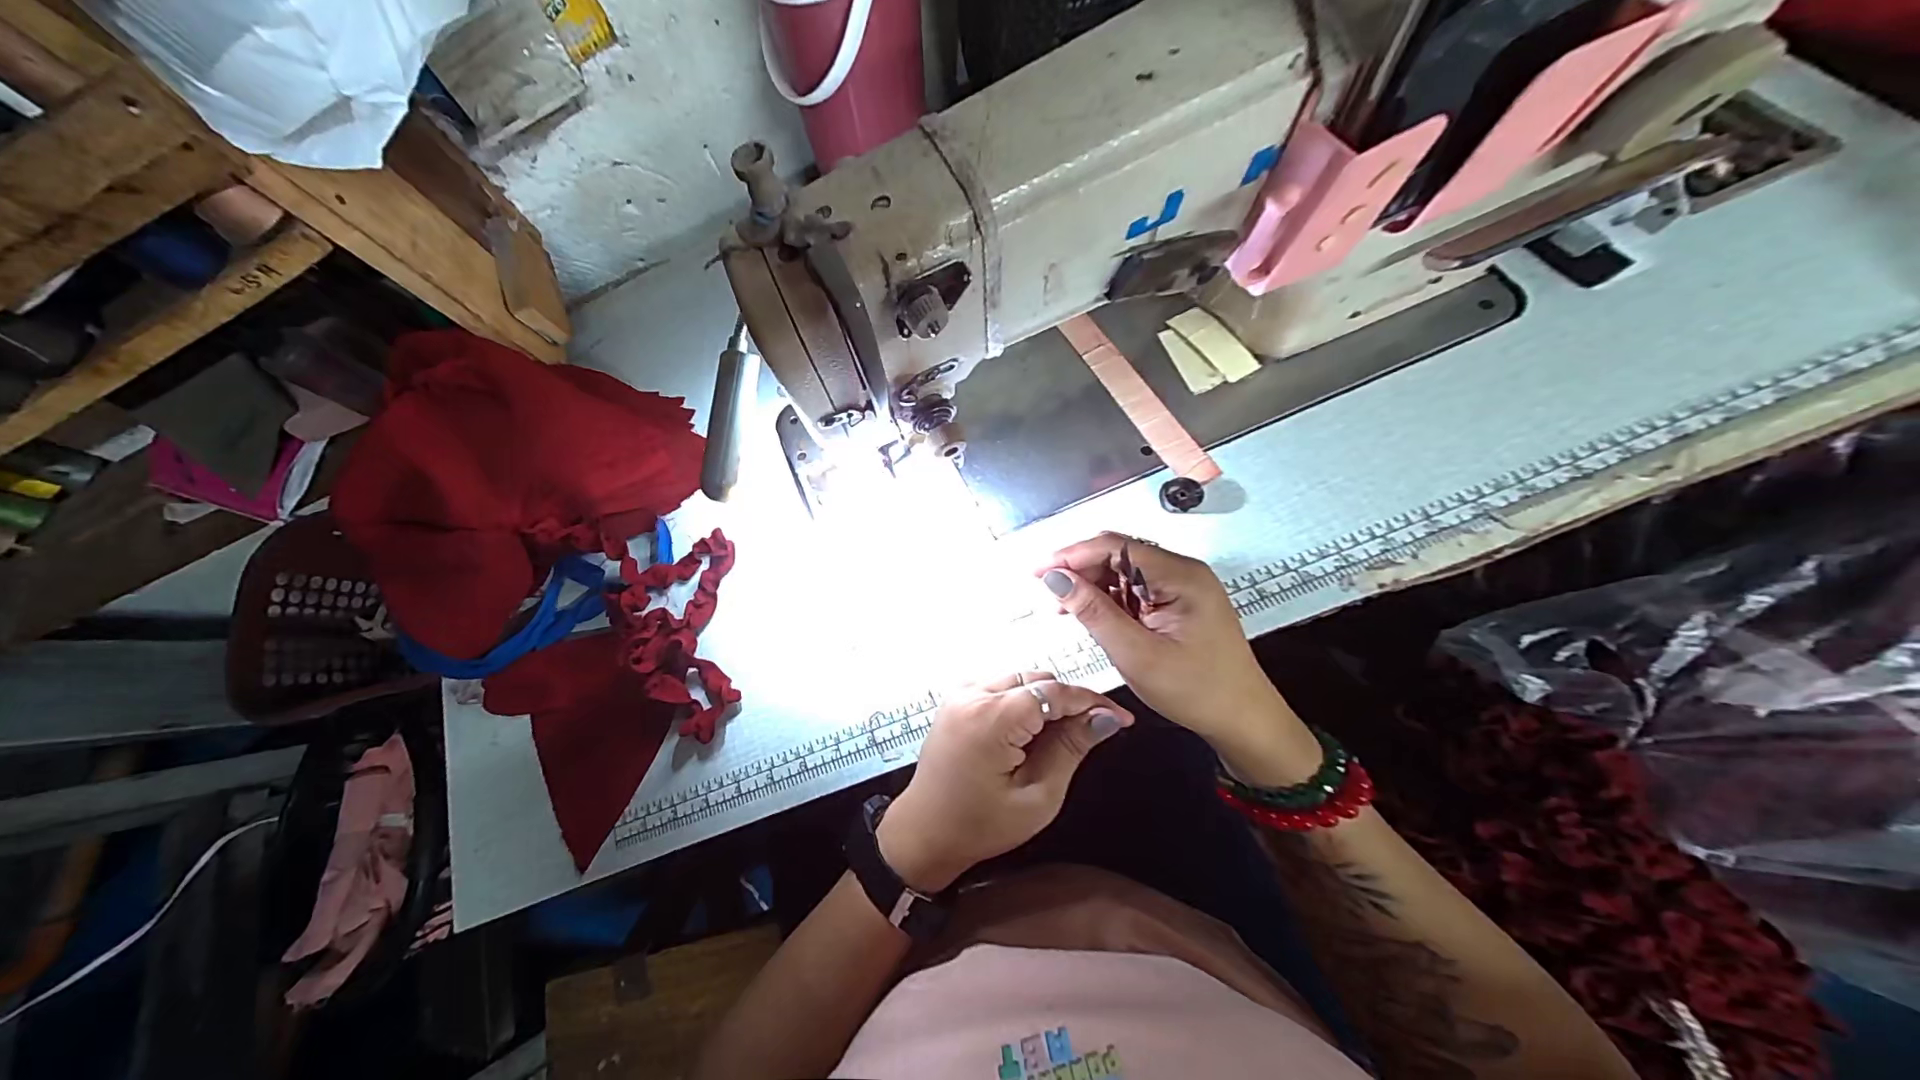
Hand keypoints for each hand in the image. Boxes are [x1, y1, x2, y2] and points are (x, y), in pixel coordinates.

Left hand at [877, 671, 1131, 892]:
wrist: (925, 832)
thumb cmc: (978, 826)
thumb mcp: (1038, 796)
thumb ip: (1071, 749)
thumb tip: (1105, 719)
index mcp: (990, 718)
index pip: (1054, 691)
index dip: (1092, 701)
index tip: (1120, 718)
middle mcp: (971, 695)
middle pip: (1038, 679)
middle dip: (1069, 702)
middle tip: (1091, 732)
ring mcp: (960, 694)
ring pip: (1021, 680)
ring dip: (1046, 701)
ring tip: (1059, 738)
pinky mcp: (956, 700)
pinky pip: (1001, 687)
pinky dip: (1022, 701)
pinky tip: (1030, 733)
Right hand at [1037, 532, 1320, 786]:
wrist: (1242, 719)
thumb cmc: (1200, 691)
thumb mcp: (1136, 654)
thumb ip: (1093, 612)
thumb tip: (1058, 580)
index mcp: (1181, 576)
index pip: (1115, 546)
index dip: (1071, 555)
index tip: (1041, 570)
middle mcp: (1185, 572)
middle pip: (1118, 554)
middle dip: (1080, 570)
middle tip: (1049, 592)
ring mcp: (1183, 586)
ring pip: (1124, 570)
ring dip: (1093, 585)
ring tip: (1067, 608)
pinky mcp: (1179, 601)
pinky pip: (1136, 588)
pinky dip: (1111, 599)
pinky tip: (1094, 615)